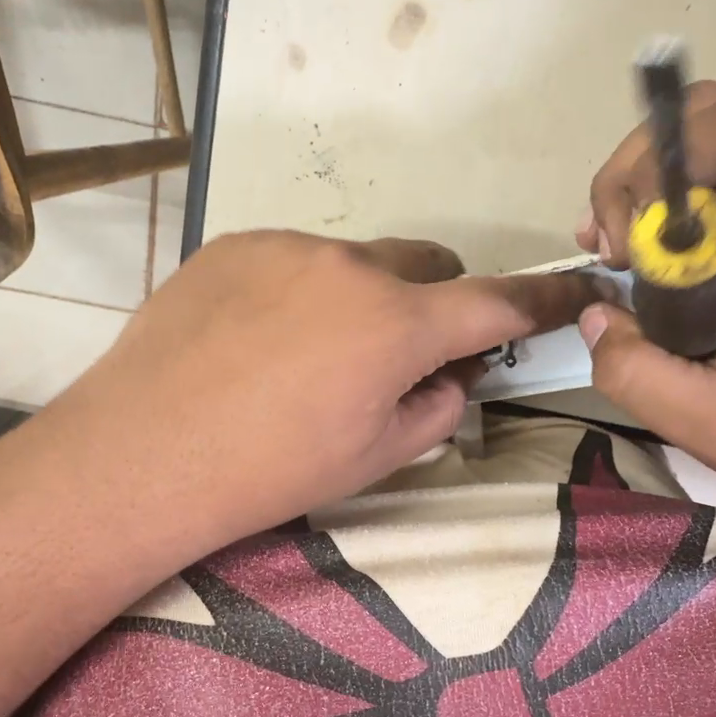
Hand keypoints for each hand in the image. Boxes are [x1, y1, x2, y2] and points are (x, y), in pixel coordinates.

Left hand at [52, 230, 606, 543]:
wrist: (141, 454)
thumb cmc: (270, 472)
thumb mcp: (374, 457)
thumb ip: (436, 407)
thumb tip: (452, 374)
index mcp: (396, 322)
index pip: (495, 301)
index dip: (542, 301)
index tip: (574, 294)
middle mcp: (349, 264)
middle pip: (427, 263)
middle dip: (433, 303)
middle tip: (397, 357)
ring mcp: (285, 245)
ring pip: (356, 261)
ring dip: (359, 298)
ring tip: (303, 358)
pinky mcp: (233, 244)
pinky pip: (294, 258)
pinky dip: (300, 290)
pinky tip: (254, 341)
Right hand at [577, 84, 715, 514]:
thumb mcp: (704, 424)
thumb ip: (634, 371)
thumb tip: (593, 313)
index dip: (675, 153)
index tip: (632, 234)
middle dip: (646, 165)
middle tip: (613, 245)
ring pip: (714, 140)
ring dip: (646, 183)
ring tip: (615, 252)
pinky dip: (662, 203)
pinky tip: (636, 257)